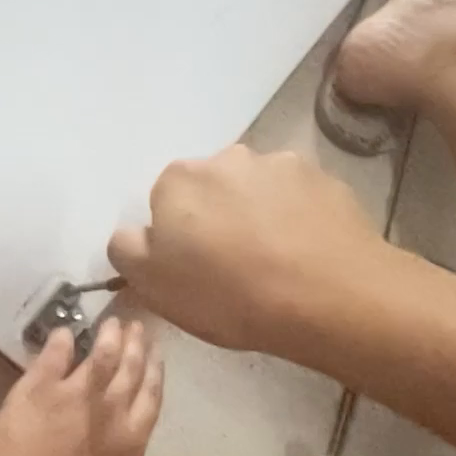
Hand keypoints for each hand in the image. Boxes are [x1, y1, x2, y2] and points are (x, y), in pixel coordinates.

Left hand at [0, 319, 162, 455]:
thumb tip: (110, 446)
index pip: (151, 398)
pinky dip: (62, 341)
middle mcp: (113, 412)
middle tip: (139, 326)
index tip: (157, 354)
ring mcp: (78, 394)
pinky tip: (65, 333)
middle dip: (137, 345)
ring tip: (113, 322)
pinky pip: (56, 355)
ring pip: (101, 355)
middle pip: (131, 369)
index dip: (155, 372)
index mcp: (132, 445)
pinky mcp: (41, 386)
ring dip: (109, 336)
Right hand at [108, 146, 396, 353]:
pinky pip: (298, 200)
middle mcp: (227, 158)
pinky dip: (296, 220)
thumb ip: (126, 249)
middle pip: (210, 191)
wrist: (328, 298)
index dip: (176, 240)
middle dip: (215, 220)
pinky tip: (304, 255)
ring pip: (256, 192)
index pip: (164, 203)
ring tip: (274, 263)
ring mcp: (281, 164)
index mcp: (178, 180)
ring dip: (257, 216)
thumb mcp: (152, 284)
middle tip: (231, 268)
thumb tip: (131, 234)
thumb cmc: (227, 293)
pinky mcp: (326, 180)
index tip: (192, 271)